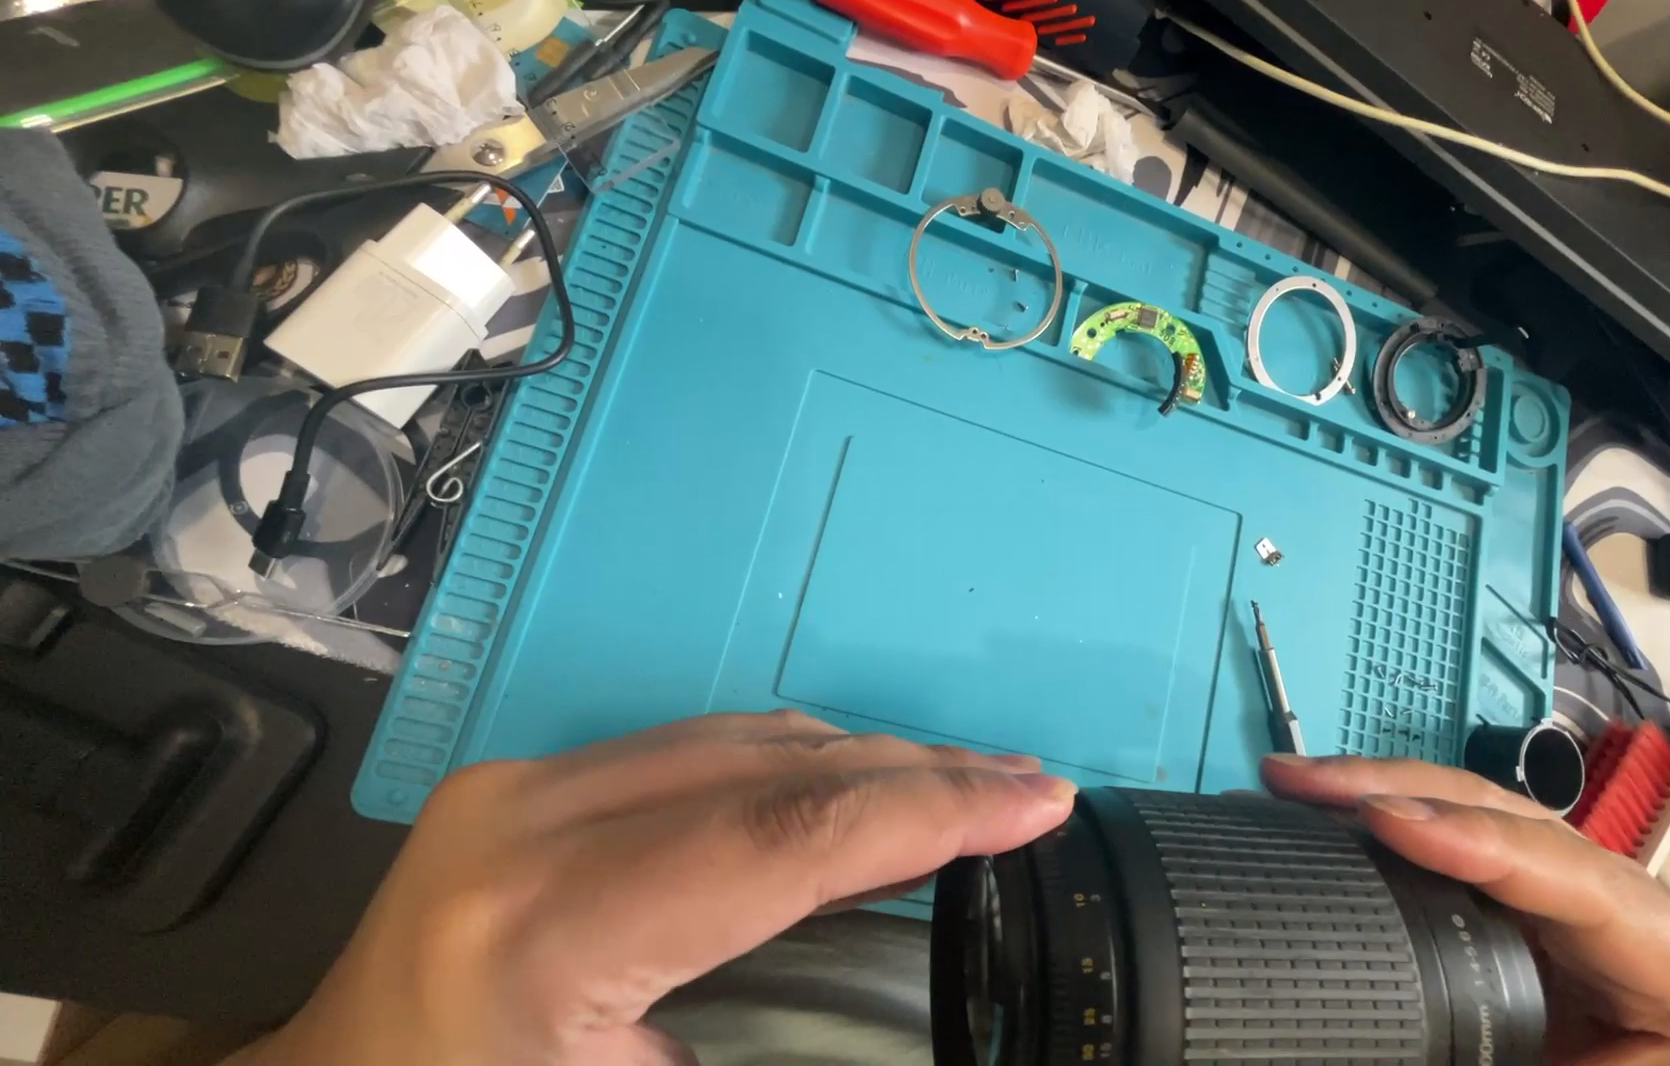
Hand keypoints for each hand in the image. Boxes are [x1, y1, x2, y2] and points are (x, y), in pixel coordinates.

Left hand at [228, 712, 1074, 1065]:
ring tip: (968, 779)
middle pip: (778, 766)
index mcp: (548, 929)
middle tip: (1025, 783)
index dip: (928, 811)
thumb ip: (791, 1042)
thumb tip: (907, 1014)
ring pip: (750, 738)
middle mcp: (534, 818)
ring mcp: (529, 780)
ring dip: (874, 757)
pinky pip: (710, 745)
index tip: (1037, 799)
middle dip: (922, 772)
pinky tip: (866, 775)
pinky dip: (808, 758)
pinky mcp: (539, 775)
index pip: (785, 836)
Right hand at [1262, 754, 1669, 1065]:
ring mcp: (1552, 884)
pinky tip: (1317, 801)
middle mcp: (1613, 900)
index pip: (1577, 881)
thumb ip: (1495, 1057)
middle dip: (1393, 787)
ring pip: (1460, 804)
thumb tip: (1381, 1022)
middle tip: (1296, 781)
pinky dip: (1370, 809)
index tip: (1380, 821)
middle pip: (1501, 814)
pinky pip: (1437, 827)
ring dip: (1368, 784)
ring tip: (1288, 778)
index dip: (1479, 840)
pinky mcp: (1502, 885)